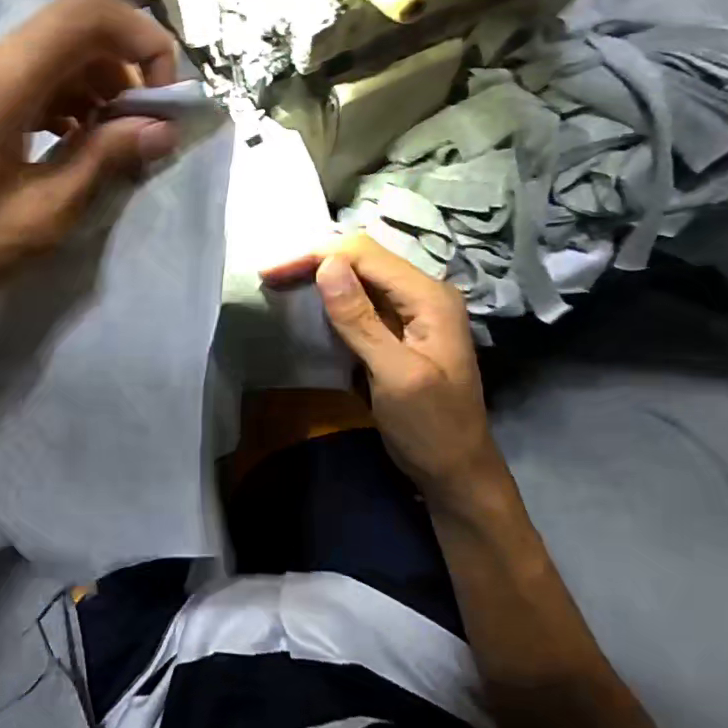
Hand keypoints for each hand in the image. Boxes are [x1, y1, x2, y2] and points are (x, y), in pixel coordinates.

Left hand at [0, 0, 180, 334]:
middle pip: (78, 27)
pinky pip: (36, 77)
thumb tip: (164, 128)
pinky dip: (72, 101)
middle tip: (147, 129)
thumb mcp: (43, 214)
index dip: (144, 40)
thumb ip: (105, 159)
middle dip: (128, 68)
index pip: (88, 14)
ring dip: (102, 87)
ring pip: (60, 52)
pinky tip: (82, 145)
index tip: (164, 100)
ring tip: (118, 146)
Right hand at [264, 234, 502, 502]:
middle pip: (363, 260)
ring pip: (360, 279)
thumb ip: (361, 320)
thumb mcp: (395, 375)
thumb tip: (326, 265)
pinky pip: (363, 303)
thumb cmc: (431, 427)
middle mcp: (423, 294)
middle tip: (270, 279)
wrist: (456, 472)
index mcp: (428, 297)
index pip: (365, 255)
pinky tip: (309, 308)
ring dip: (321, 280)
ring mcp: (413, 313)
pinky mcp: (400, 332)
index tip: (272, 275)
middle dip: (315, 263)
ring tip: (281, 287)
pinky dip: (332, 302)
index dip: (316, 257)